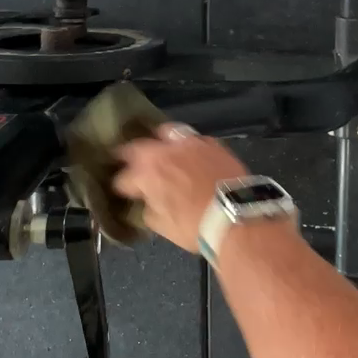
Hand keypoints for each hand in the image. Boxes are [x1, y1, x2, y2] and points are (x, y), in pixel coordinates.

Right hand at [113, 124, 251, 252]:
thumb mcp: (161, 225)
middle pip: (138, 147)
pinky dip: (187, 145)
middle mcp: (164, 152)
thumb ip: (148, 208)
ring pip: (166, 132)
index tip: (124, 191)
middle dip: (130, 155)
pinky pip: (193, 138)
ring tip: (159, 148)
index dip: (122, 186)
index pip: (123, 178)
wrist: (235, 215)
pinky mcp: (211, 143)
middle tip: (128, 161)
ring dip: (159, 141)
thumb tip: (148, 201)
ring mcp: (189, 143)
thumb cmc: (194, 225)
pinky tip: (189, 152)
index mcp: (147, 173)